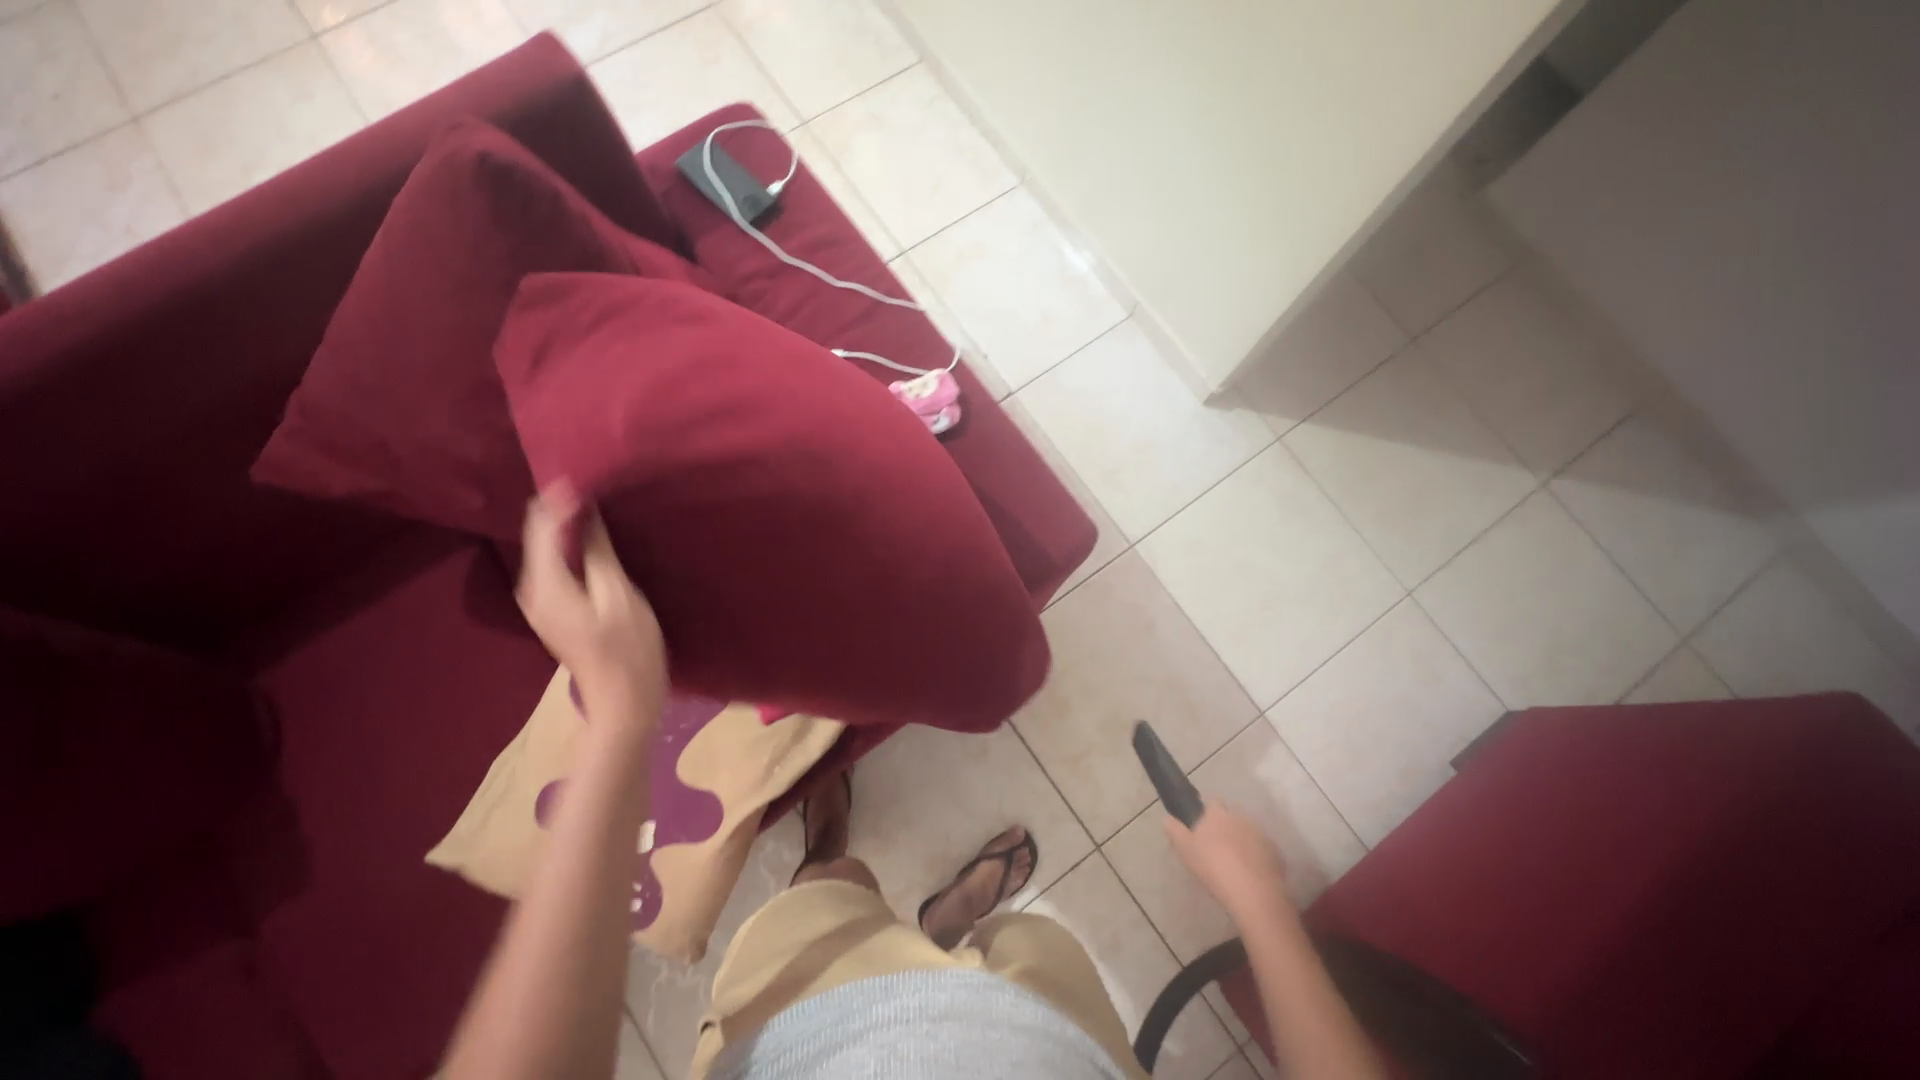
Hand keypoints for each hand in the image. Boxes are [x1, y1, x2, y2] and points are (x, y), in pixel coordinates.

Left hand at [516, 483, 665, 723]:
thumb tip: (584, 510)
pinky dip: (570, 546)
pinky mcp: (552, 607)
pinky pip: (554, 563)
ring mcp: (538, 600)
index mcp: (545, 583)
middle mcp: (531, 588)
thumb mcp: (619, 594)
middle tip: (594, 485)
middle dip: (563, 508)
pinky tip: (593, 538)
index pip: (542, 524)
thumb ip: (597, 550)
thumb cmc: (629, 648)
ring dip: (568, 526)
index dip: (562, 497)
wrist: (623, 700)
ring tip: (596, 504)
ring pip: (546, 547)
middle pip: (539, 533)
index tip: (588, 474)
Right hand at [1164, 798, 1293, 923]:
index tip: (1203, 826)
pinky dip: (1257, 856)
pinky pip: (1263, 849)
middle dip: (1227, 825)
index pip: (1213, 801)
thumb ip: (1175, 831)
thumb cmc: (1212, 867)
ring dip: (1243, 840)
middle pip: (1233, 815)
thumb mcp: (1185, 850)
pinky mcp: (1275, 852)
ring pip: (1249, 831)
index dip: (1208, 811)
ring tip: (1236, 862)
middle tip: (1218, 846)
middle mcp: (1241, 817)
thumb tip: (1167, 818)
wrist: (1252, 892)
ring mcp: (1261, 834)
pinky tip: (1252, 873)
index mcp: (1217, 814)